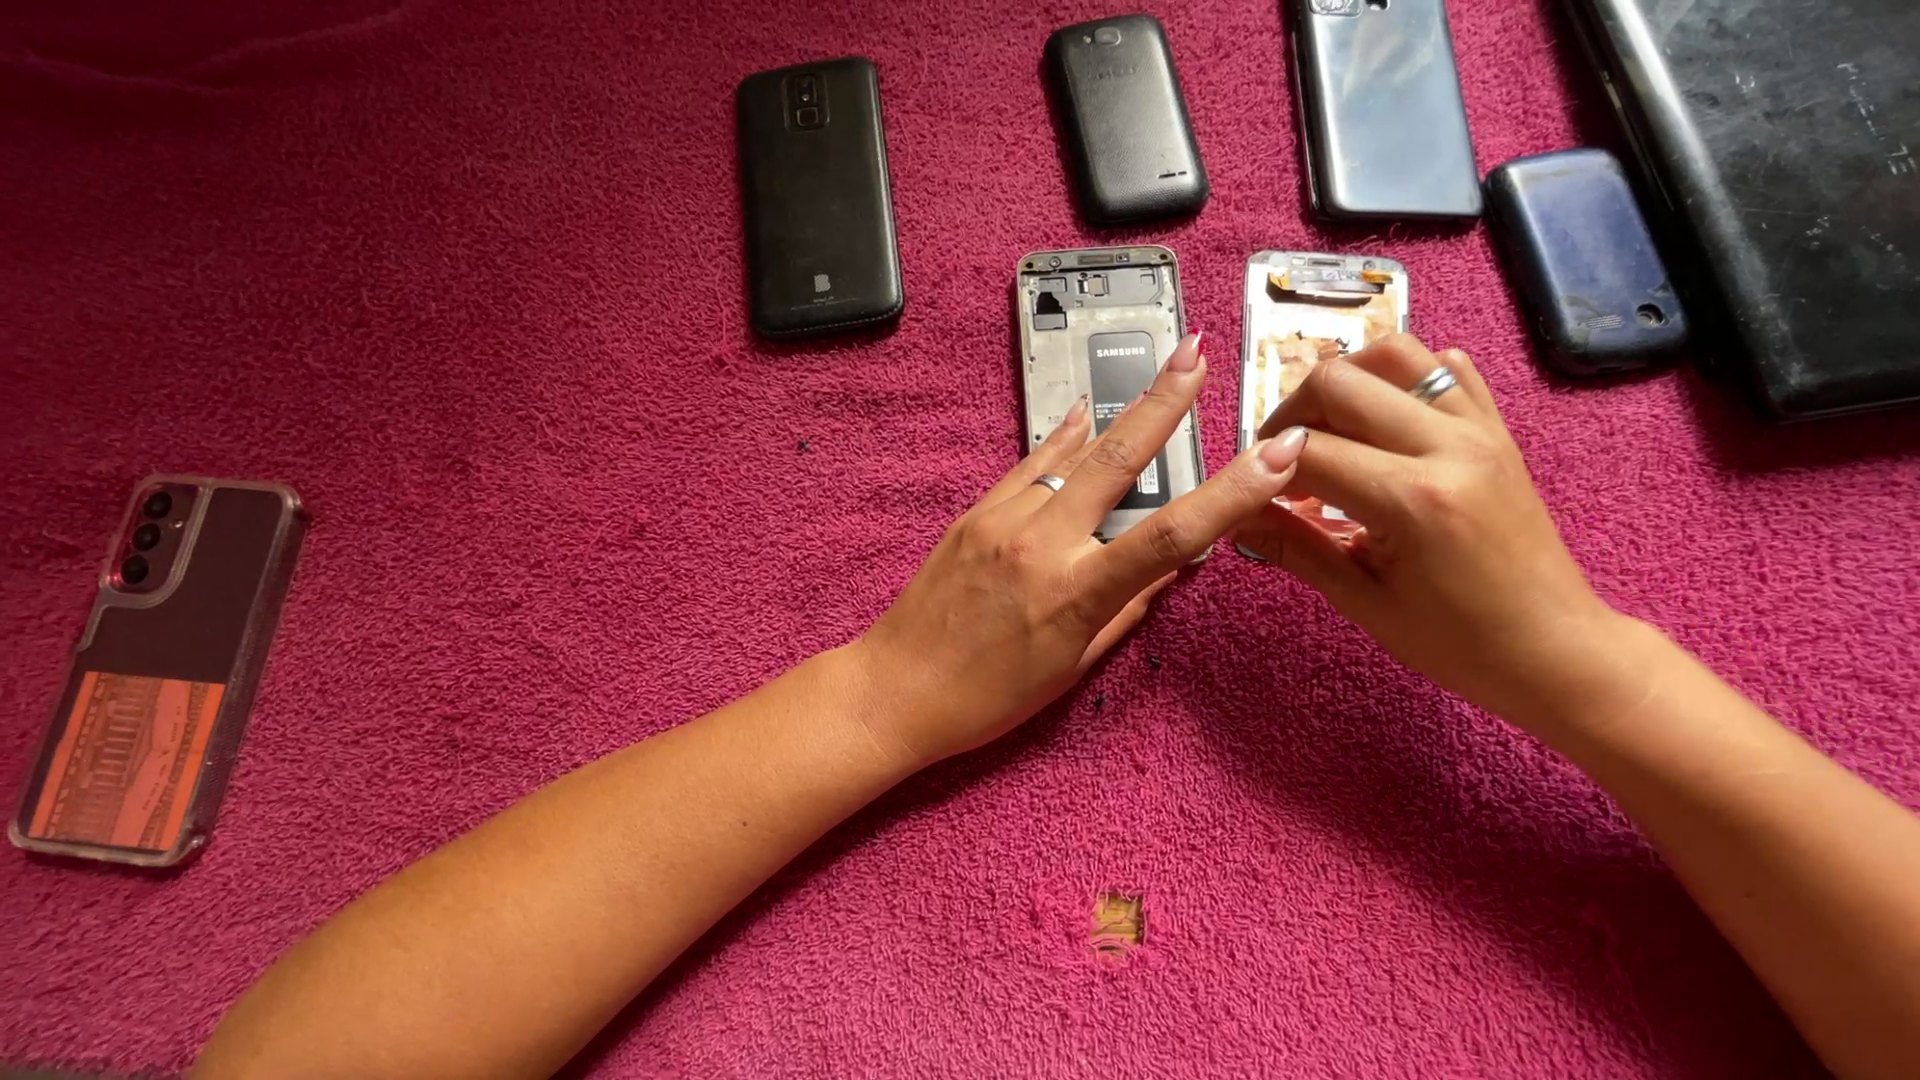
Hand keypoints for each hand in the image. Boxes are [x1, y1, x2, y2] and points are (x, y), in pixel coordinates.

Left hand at [852, 333, 1309, 767]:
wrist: (895, 688)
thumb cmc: (988, 697)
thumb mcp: (1070, 668)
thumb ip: (1123, 611)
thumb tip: (1168, 569)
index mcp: (1075, 595)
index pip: (1171, 535)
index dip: (1233, 492)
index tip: (1279, 453)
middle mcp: (1040, 545)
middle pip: (1115, 460)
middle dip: (1163, 402)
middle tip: (1196, 351)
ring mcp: (1000, 521)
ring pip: (1068, 456)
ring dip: (1115, 419)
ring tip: (1157, 376)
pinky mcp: (972, 514)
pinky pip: (1027, 467)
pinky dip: (1058, 440)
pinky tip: (1079, 415)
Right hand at [1233, 334, 1621, 723]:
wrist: (1557, 651)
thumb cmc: (1457, 643)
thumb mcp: (1363, 601)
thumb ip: (1295, 546)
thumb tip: (1235, 518)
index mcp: (1413, 499)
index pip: (1308, 452)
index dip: (1260, 468)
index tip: (1249, 495)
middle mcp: (1448, 446)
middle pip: (1341, 380)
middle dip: (1291, 415)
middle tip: (1281, 464)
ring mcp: (1479, 431)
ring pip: (1394, 354)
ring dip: (1343, 382)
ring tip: (1326, 431)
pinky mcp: (1496, 431)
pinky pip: (1446, 372)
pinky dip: (1402, 380)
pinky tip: (1380, 420)